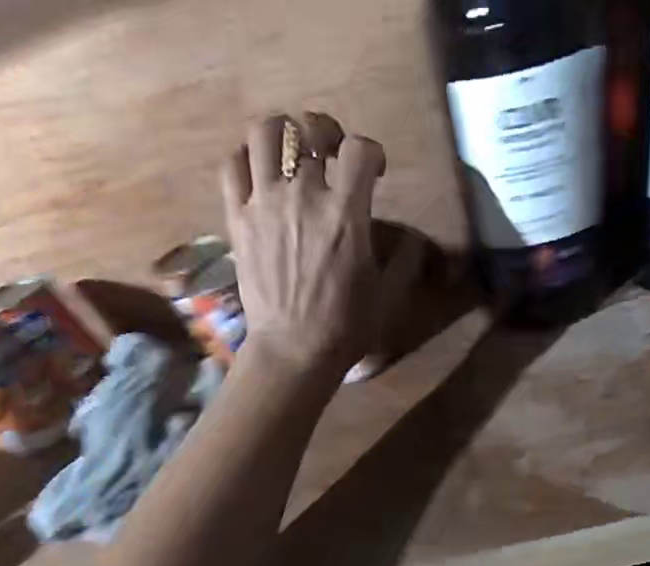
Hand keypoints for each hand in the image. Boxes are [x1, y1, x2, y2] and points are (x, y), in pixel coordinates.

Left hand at [221, 112, 385, 378]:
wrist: (293, 351)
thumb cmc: (344, 327)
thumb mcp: (387, 294)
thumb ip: (404, 260)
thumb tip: (417, 241)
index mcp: (345, 213)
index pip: (360, 148)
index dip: (372, 153)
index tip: (374, 174)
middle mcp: (303, 196)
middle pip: (310, 129)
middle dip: (327, 133)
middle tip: (331, 154)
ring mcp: (264, 204)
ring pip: (266, 133)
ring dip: (283, 133)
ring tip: (291, 152)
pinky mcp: (238, 220)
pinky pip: (233, 166)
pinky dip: (246, 159)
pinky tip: (259, 174)